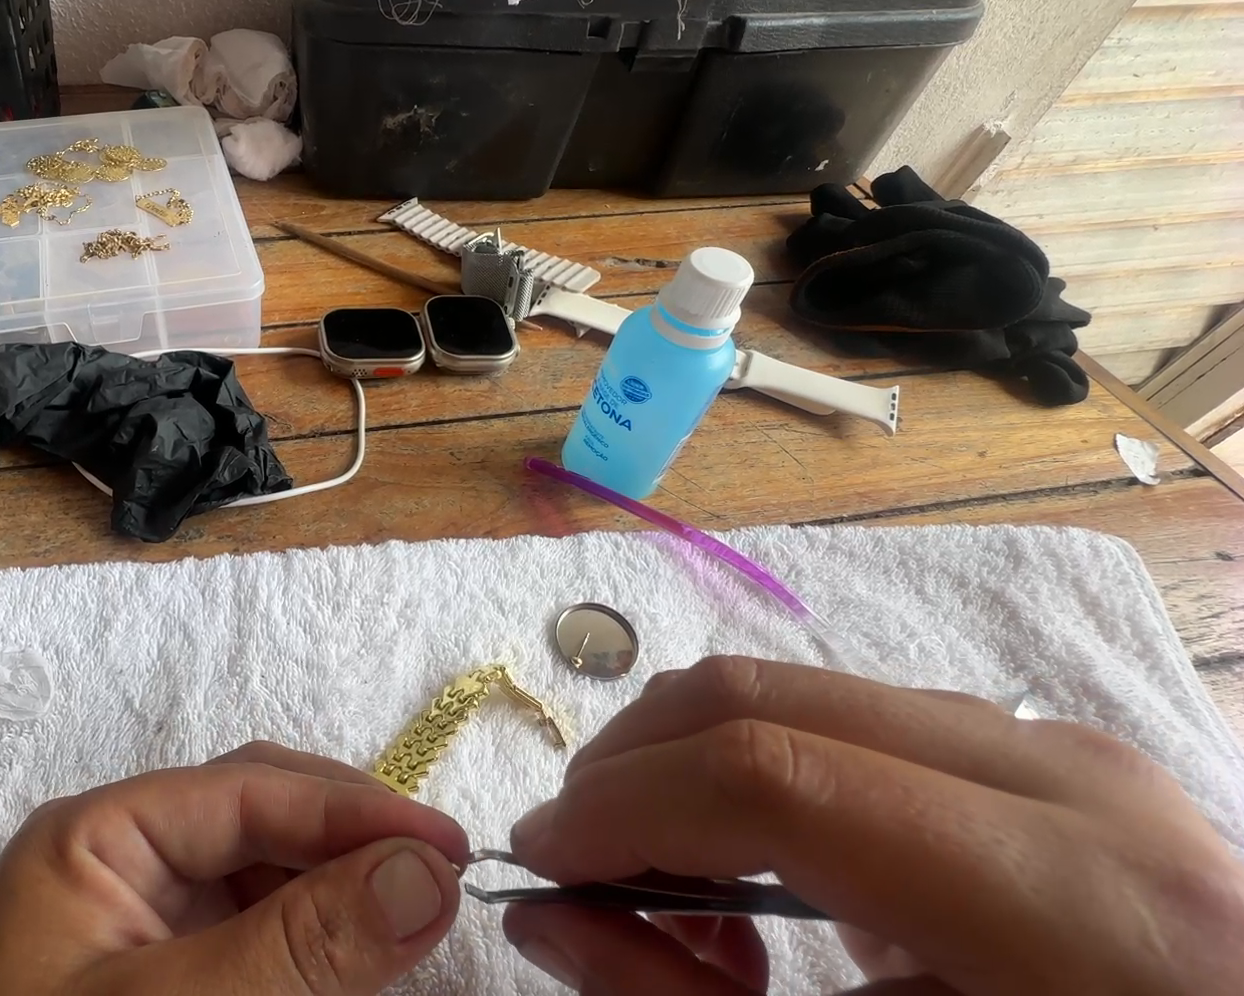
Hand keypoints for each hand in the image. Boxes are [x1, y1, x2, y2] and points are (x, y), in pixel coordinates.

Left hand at [0, 742, 468, 994]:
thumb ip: (301, 947)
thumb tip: (428, 871)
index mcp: (95, 835)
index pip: (243, 790)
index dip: (349, 807)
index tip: (446, 843)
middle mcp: (122, 856)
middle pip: (256, 812)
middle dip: (347, 835)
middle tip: (437, 871)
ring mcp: (146, 911)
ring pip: (264, 865)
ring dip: (338, 881)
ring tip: (410, 906)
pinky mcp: (171, 964)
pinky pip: (255, 920)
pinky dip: (312, 933)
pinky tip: (357, 949)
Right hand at [502, 656, 1243, 994]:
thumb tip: (541, 917)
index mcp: (1072, 902)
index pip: (770, 780)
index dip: (621, 808)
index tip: (538, 858)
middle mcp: (1063, 775)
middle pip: (756, 699)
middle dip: (625, 767)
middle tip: (577, 853)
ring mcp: (1052, 743)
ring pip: (783, 692)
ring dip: (678, 764)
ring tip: (667, 876)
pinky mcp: (1029, 745)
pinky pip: (830, 716)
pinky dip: (743, 767)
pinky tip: (755, 865)